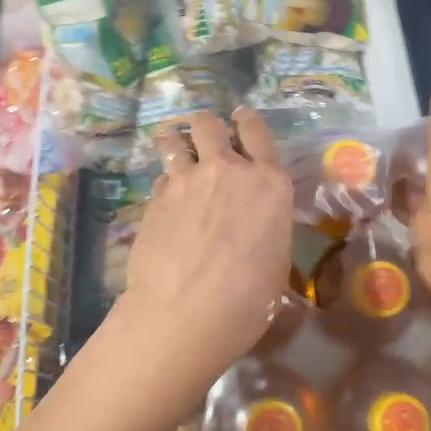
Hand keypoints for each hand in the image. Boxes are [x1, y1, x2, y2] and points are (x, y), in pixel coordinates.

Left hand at [117, 107, 293, 380]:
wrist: (185, 314)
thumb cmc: (247, 301)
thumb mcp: (276, 265)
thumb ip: (267, 232)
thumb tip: (258, 238)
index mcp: (269, 184)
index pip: (257, 131)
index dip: (247, 120)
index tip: (240, 117)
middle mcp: (228, 170)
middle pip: (210, 124)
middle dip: (207, 125)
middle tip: (206, 135)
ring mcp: (186, 181)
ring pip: (174, 139)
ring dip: (175, 140)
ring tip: (174, 146)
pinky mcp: (155, 198)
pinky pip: (161, 175)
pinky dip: (165, 180)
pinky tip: (165, 196)